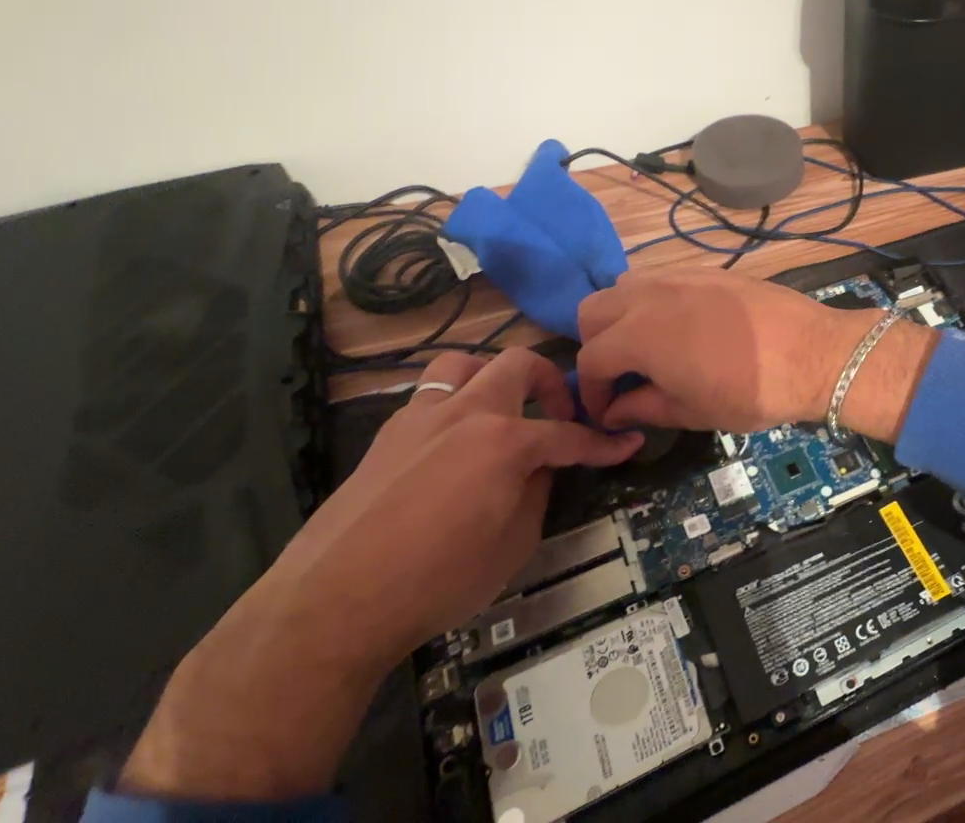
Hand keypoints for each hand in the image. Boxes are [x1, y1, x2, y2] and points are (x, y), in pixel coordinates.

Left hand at [119, 348, 640, 801]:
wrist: (335, 601)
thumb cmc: (439, 580)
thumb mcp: (514, 545)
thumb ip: (536, 493)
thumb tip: (540, 469)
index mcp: (504, 441)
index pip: (569, 434)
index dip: (604, 443)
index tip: (629, 444)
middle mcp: (464, 413)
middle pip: (518, 364)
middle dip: (552, 382)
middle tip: (561, 416)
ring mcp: (419, 418)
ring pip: (463, 363)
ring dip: (493, 376)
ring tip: (503, 411)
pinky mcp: (386, 436)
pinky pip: (430, 396)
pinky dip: (454, 403)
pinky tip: (456, 444)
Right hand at [575, 267, 937, 440]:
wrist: (814, 353)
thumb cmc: (753, 391)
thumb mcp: (694, 411)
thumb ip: (645, 407)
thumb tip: (616, 411)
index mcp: (639, 335)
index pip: (591, 360)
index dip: (591, 392)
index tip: (607, 411)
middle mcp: (650, 296)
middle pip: (594, 311)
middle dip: (596, 344)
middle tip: (620, 375)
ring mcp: (680, 276)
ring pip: (625, 285)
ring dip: (621, 314)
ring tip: (646, 346)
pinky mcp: (707, 270)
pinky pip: (661, 277)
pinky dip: (653, 299)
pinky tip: (679, 325)